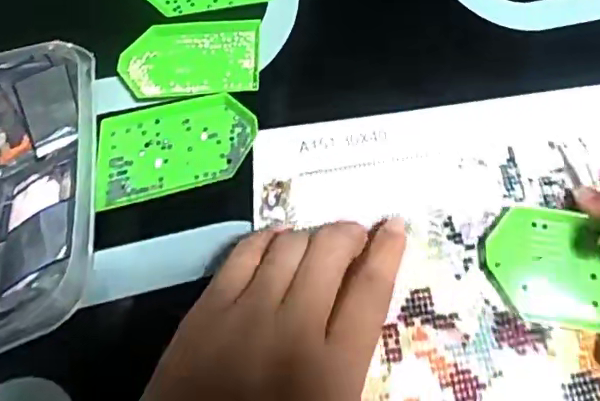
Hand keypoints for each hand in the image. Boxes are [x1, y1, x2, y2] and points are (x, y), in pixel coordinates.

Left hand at [141, 219, 405, 400]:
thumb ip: (351, 355)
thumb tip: (368, 292)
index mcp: (332, 373)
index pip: (371, 289)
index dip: (388, 250)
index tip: (394, 226)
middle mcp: (294, 332)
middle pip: (332, 250)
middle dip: (350, 234)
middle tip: (354, 240)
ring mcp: (245, 317)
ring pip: (292, 244)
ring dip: (312, 238)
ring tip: (315, 248)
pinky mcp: (204, 313)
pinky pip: (244, 252)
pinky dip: (267, 239)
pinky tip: (276, 242)